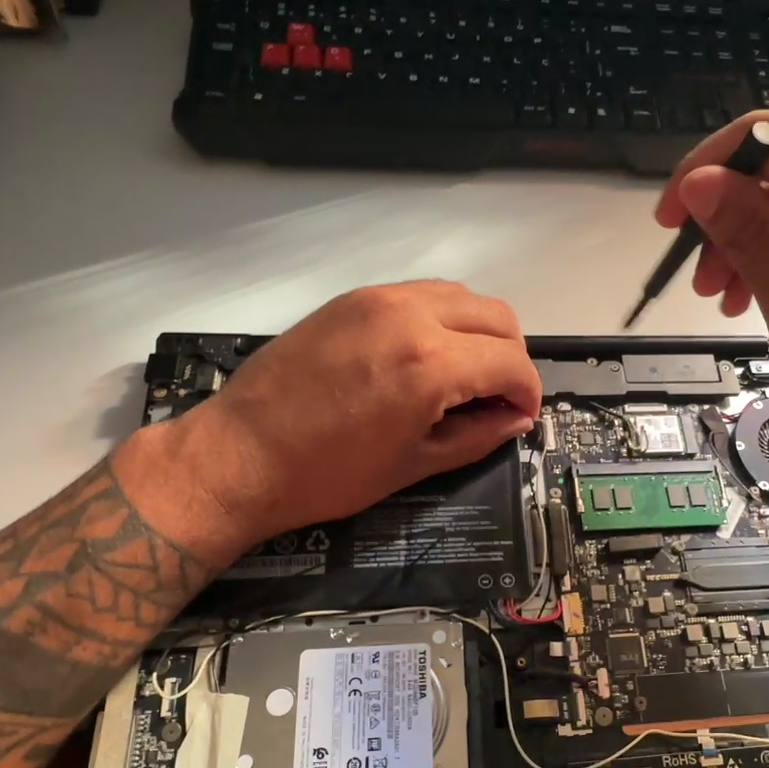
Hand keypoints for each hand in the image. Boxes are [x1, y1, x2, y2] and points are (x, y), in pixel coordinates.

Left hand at [116, 281, 540, 560]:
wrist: (240, 455)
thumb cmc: (327, 474)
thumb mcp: (414, 464)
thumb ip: (477, 435)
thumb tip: (514, 419)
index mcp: (430, 363)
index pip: (511, 362)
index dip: (527, 393)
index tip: (519, 416)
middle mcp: (410, 314)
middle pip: (497, 316)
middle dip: (511, 357)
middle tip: (498, 396)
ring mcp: (378, 299)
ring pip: (461, 296)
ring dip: (479, 332)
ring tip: (465, 375)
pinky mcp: (352, 298)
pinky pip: (419, 294)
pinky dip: (441, 318)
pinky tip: (425, 356)